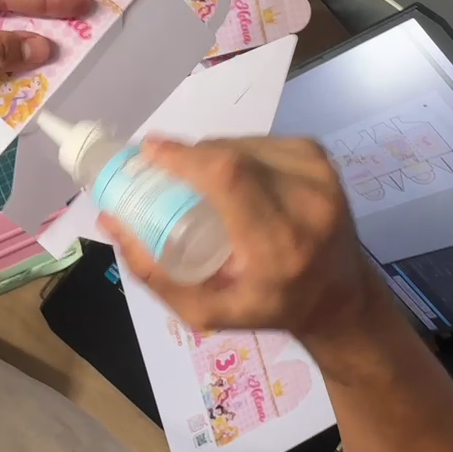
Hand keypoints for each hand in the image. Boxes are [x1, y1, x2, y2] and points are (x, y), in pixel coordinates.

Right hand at [102, 136, 387, 345]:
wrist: (342, 298)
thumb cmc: (269, 307)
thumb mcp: (204, 310)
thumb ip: (154, 272)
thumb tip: (110, 219)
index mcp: (280, 243)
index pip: (227, 178)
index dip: (183, 157)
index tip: (148, 152)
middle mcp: (306, 202)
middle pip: (230, 155)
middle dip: (188, 155)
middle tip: (163, 167)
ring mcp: (319, 174)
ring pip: (242, 143)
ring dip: (211, 154)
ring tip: (200, 180)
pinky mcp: (320, 157)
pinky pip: (259, 141)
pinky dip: (235, 151)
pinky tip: (231, 175)